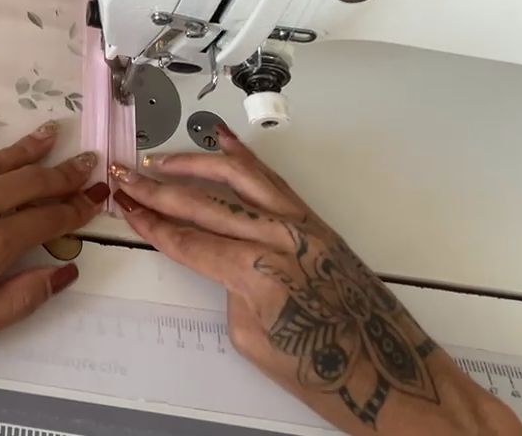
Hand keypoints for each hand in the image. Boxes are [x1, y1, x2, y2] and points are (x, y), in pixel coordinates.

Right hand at [112, 125, 521, 434]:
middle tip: (123, 174)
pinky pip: (271, 180)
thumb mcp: (255, 342)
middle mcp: (278, 239)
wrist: (398, 382)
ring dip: (189, 165)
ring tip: (156, 160)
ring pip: (233, 178)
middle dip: (155, 189)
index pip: (188, 240)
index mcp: (258, 274)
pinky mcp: (314, 222)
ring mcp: (299, 225)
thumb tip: (216, 258)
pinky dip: (242, 157)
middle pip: (201, 203)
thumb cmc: (330, 376)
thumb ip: (228, 289)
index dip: (151, 223)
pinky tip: (219, 139)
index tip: (125, 206)